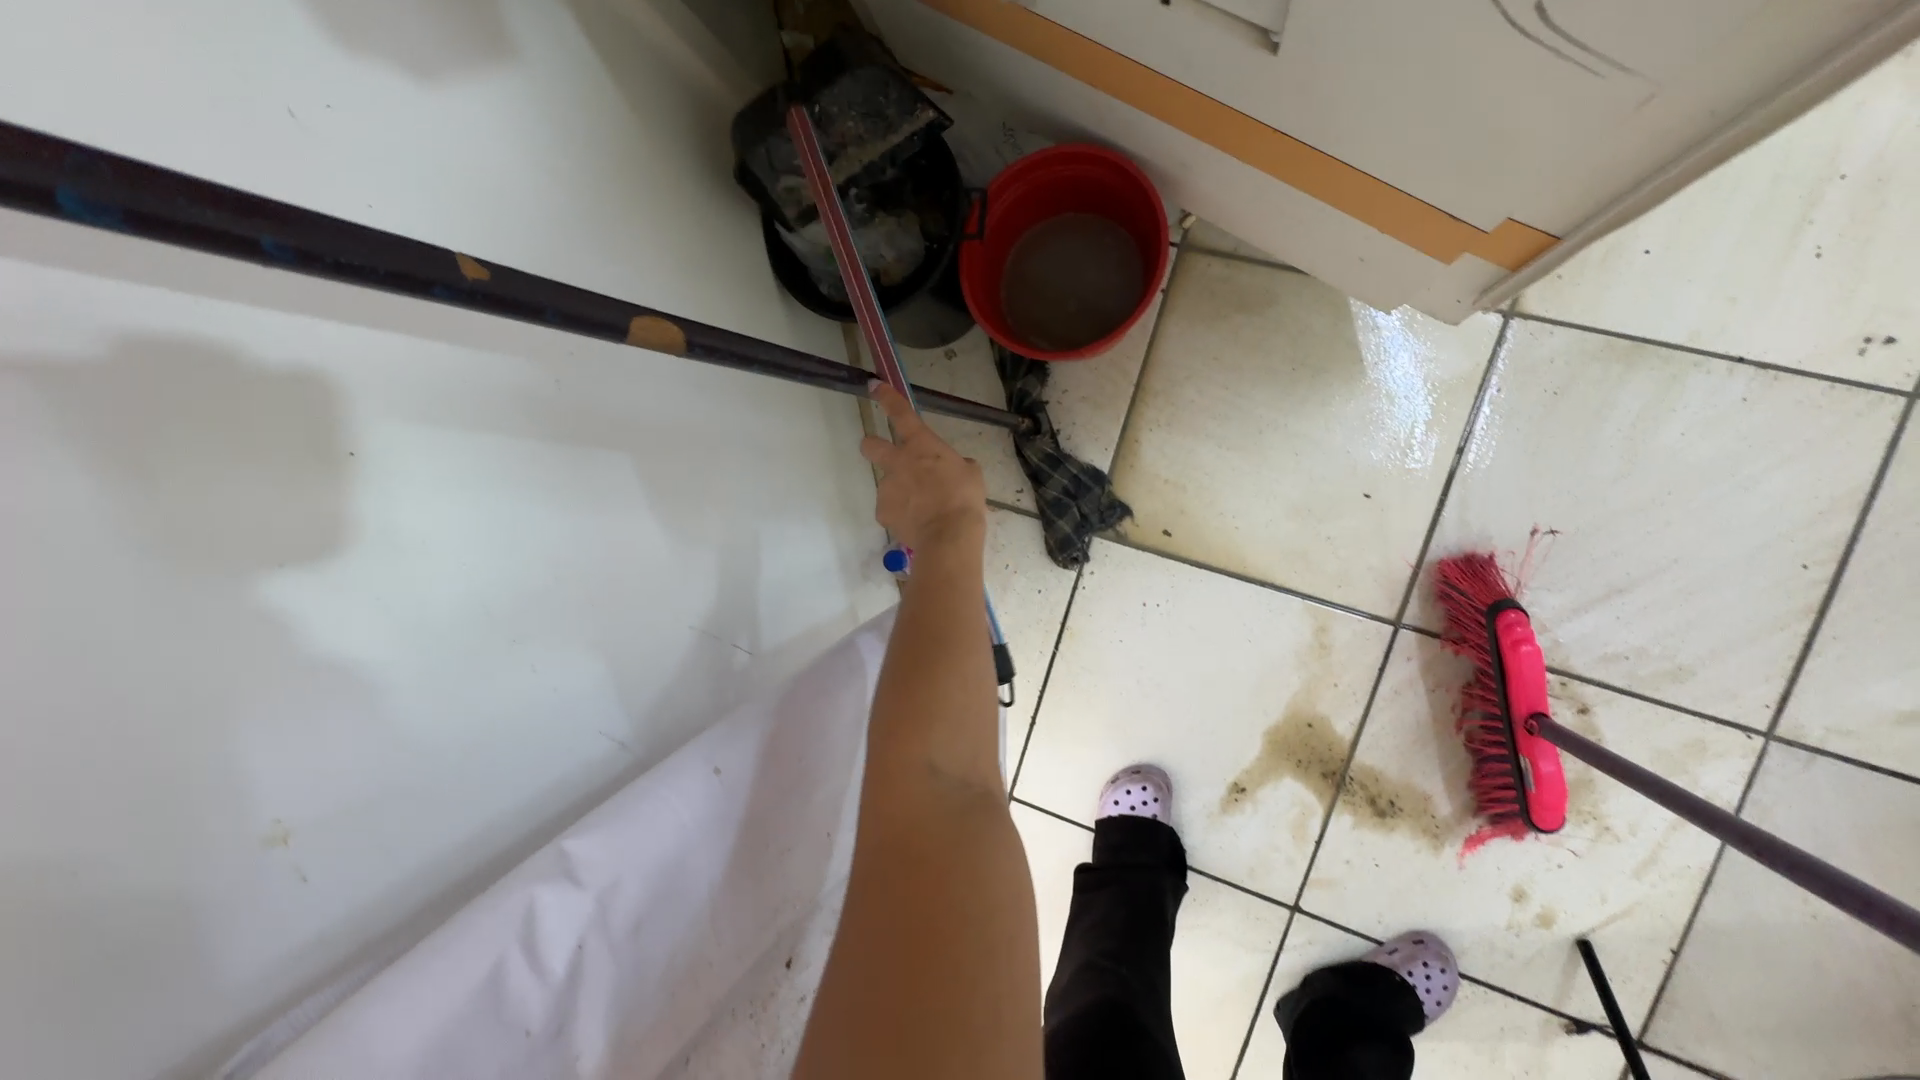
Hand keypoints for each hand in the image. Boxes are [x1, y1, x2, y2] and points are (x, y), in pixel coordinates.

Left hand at [861, 382, 986, 557]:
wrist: (949, 535)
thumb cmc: (965, 498)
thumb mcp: (972, 474)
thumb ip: (958, 464)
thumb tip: (955, 468)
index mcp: (921, 445)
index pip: (901, 413)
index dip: (887, 397)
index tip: (874, 386)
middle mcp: (897, 462)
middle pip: (870, 445)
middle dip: (873, 446)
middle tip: (888, 458)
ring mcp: (887, 488)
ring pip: (888, 485)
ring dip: (901, 492)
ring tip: (923, 510)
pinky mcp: (883, 512)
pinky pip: (891, 510)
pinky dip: (901, 515)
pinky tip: (917, 524)